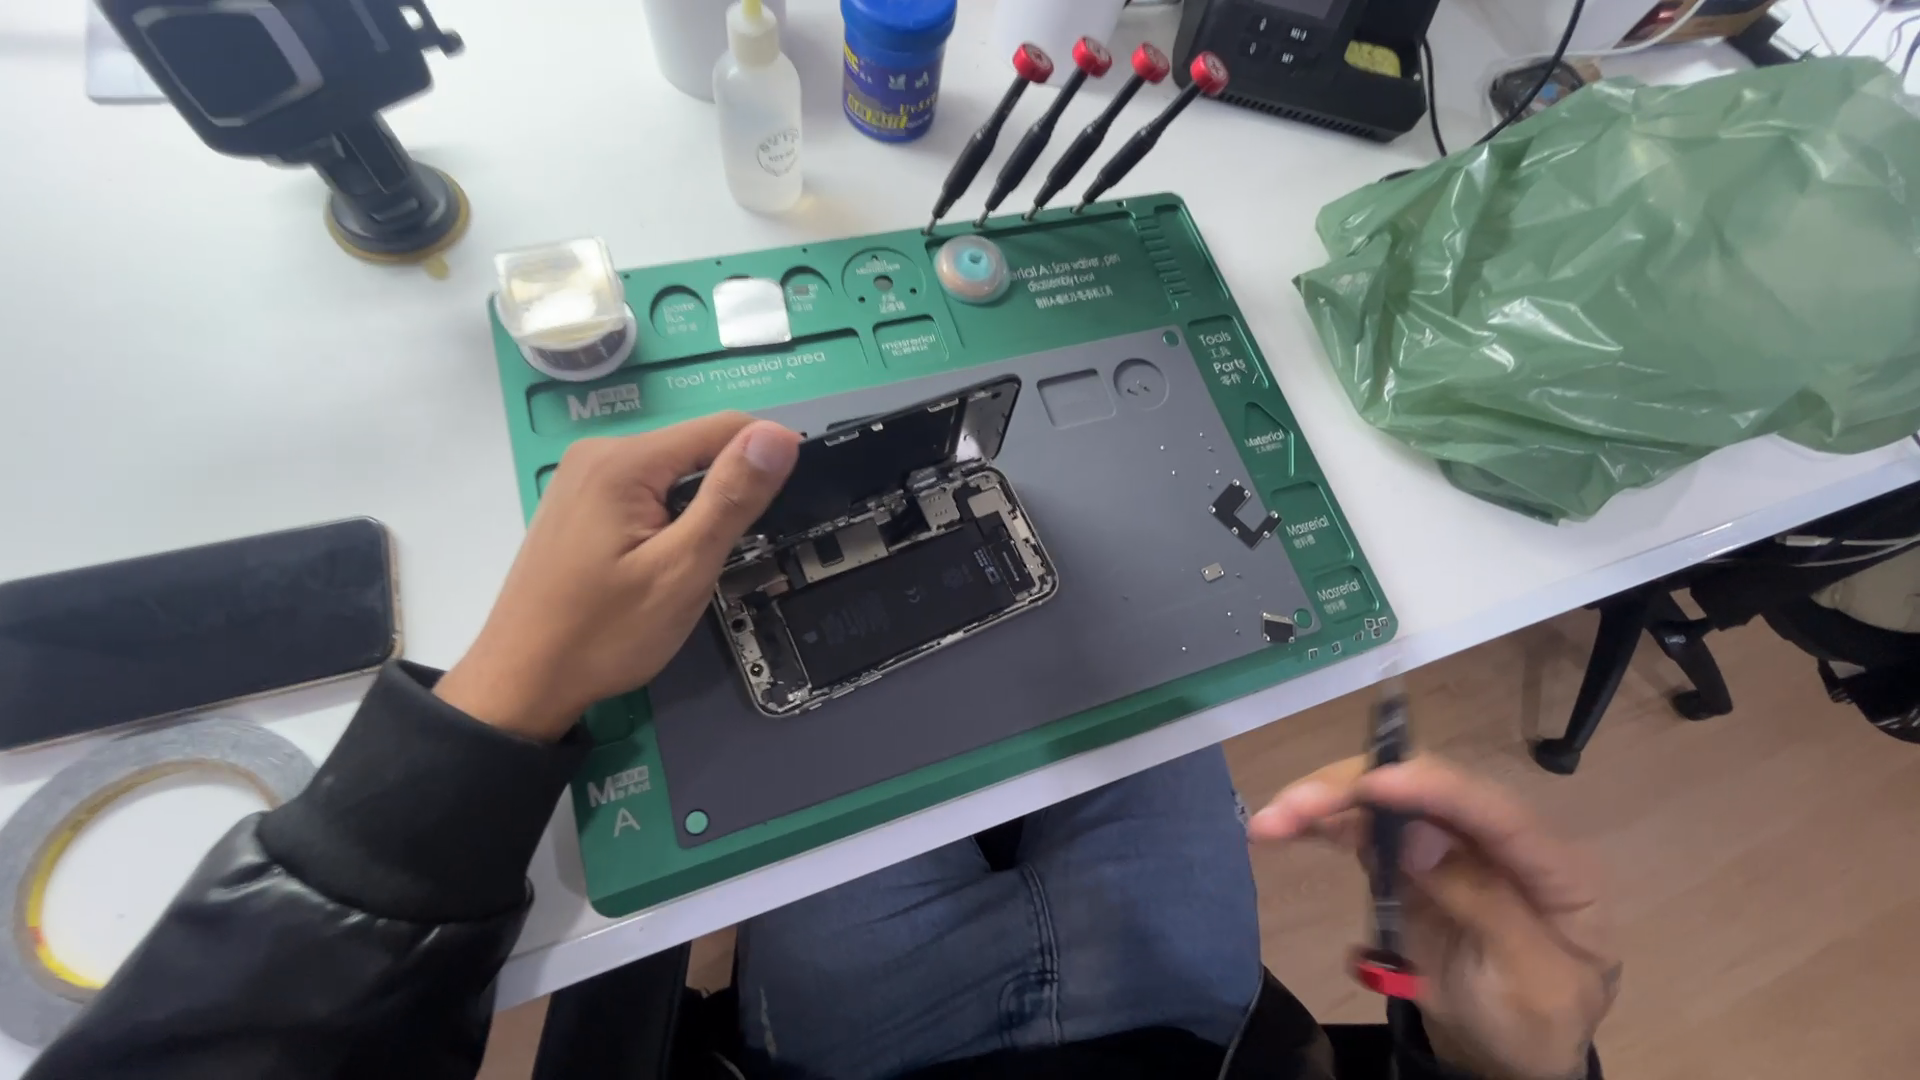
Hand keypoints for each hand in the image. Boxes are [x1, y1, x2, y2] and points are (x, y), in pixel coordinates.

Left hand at [435, 412, 800, 739]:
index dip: (766, 461)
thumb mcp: (683, 568)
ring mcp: (584, 478)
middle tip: (729, 553)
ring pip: (675, 471)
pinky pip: (647, 490)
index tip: (779, 512)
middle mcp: (601, 453)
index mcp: (626, 461)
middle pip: (698, 447)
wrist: (524, 683)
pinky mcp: (580, 503)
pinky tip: (662, 560)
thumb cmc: (606, 633)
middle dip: (729, 490)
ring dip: (700, 508)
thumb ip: (732, 498)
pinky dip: (671, 517)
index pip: (727, 427)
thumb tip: (779, 436)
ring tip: (693, 563)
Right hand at [1249, 757, 1617, 1079]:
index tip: (1373, 787)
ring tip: (1270, 822)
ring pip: (1378, 798)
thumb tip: (1416, 843)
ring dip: (1320, 802)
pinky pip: (1356, 825)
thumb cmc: (1532, 1020)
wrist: (1504, 1048)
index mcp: (1550, 865)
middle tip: (1293, 807)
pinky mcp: (1401, 851)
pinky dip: (1315, 822)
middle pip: (1421, 787)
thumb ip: (1487, 908)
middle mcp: (1491, 835)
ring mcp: (1442, 838)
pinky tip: (1278, 827)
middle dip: (1352, 789)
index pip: (1492, 811)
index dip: (1432, 789)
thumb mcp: (1532, 982)